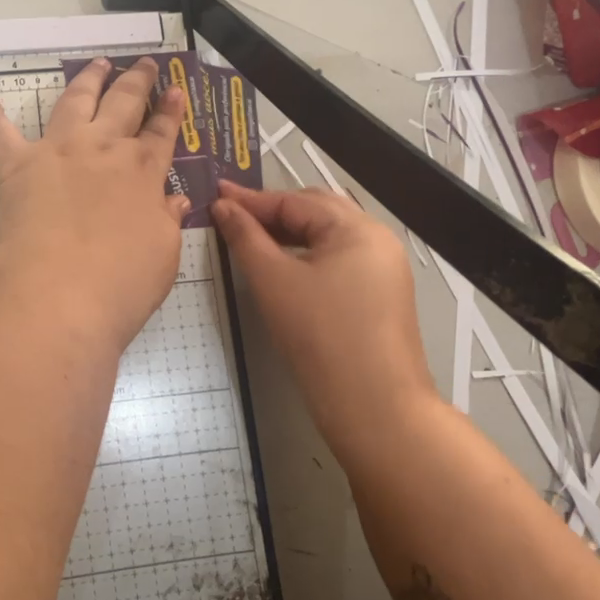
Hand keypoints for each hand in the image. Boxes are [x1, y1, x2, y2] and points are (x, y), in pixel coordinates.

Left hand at [0, 57, 190, 354]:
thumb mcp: (163, 256)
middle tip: (146, 63)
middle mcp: (103, 148)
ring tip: (97, 64)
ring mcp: (58, 151)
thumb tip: (174, 200)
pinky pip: (0, 134)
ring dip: (87, 80)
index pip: (162, 132)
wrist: (56, 291)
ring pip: (74, 101)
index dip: (171, 111)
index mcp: (143, 170)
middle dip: (137, 80)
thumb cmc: (120, 283)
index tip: (176, 90)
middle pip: (124, 103)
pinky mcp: (18, 165)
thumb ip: (167, 222)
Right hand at [212, 182, 436, 460]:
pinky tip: (282, 264)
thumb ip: (245, 237)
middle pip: (317, 210)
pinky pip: (338, 258)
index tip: (215, 194)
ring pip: (328, 235)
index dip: (251, 199)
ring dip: (289, 232)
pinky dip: (307, 253)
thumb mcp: (272, 280)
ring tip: (250, 236)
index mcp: (356, 229)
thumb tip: (223, 207)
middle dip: (272, 210)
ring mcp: (384, 269)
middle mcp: (377, 240)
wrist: (374, 405)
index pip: (294, 201)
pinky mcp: (382, 295)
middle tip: (231, 213)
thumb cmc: (320, 335)